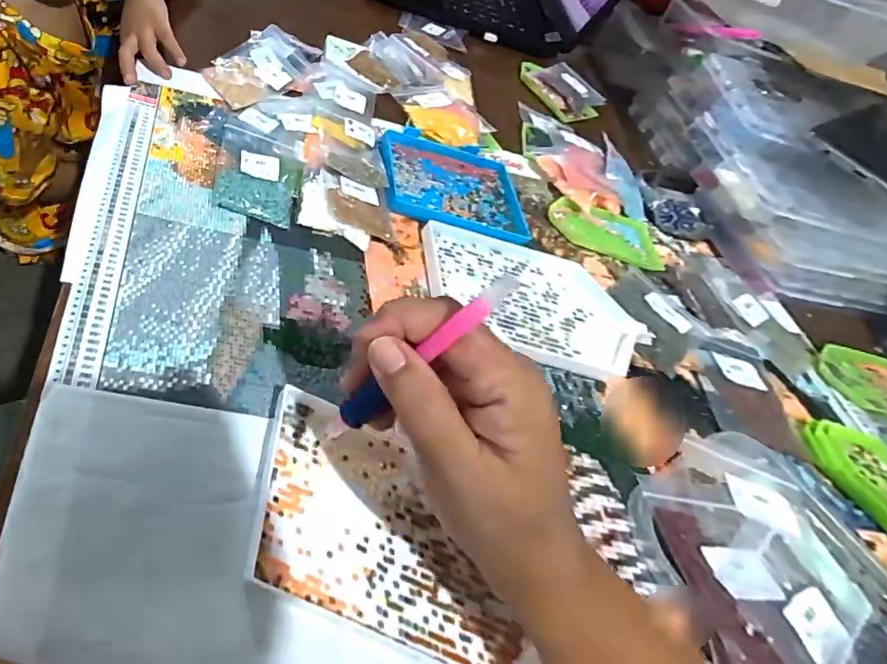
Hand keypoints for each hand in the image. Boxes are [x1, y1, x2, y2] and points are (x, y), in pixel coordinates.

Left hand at [118, 0, 184, 82]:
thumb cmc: (137, 12)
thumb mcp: (130, 27)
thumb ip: (133, 43)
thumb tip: (142, 65)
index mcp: (125, 37)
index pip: (121, 54)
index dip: (124, 67)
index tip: (128, 82)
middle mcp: (132, 34)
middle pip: (127, 53)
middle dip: (129, 67)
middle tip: (134, 81)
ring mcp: (145, 29)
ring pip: (149, 49)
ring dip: (157, 64)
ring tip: (168, 76)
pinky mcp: (160, 23)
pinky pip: (167, 39)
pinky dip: (175, 50)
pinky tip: (182, 60)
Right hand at [342, 296, 587, 601]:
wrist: (535, 567)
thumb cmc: (499, 522)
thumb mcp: (453, 465)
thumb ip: (419, 401)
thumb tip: (379, 344)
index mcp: (507, 376)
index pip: (445, 319)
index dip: (396, 323)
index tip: (358, 356)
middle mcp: (499, 366)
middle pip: (430, 328)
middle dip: (385, 346)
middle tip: (352, 388)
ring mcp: (486, 381)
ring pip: (422, 348)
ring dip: (385, 369)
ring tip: (362, 410)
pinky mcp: (472, 396)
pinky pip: (426, 373)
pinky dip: (397, 387)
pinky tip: (381, 417)